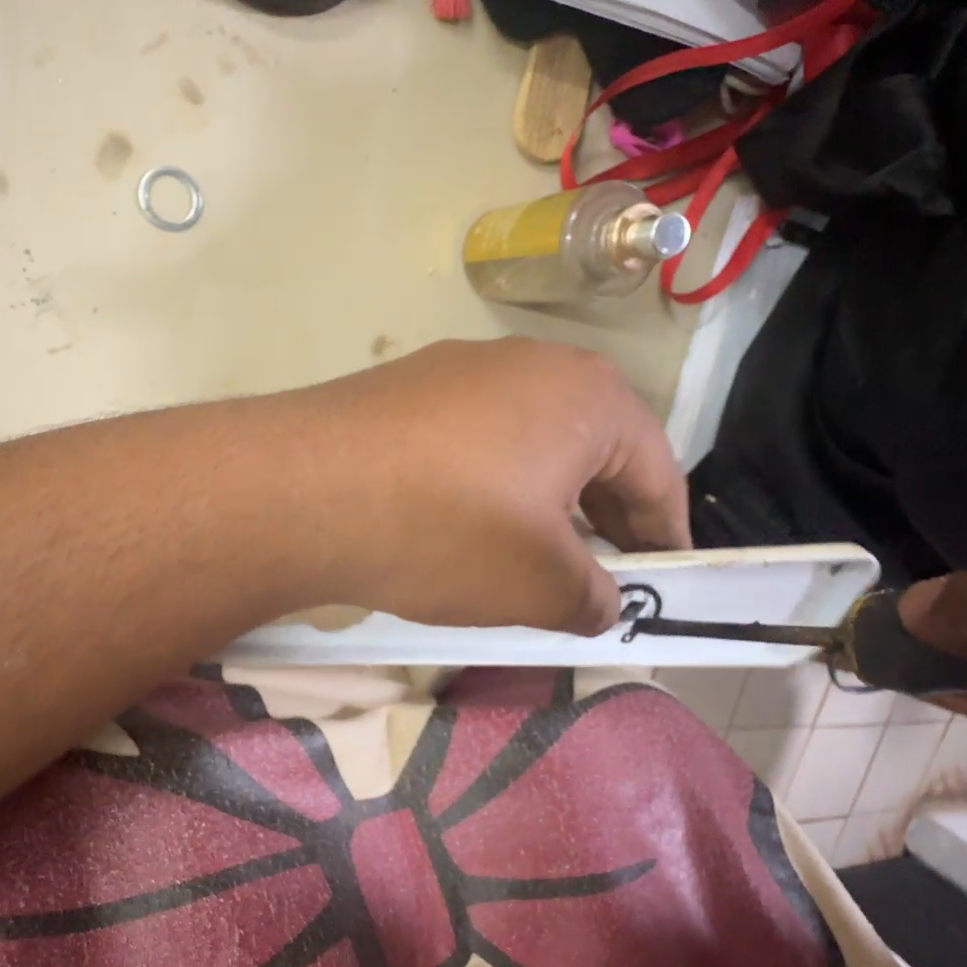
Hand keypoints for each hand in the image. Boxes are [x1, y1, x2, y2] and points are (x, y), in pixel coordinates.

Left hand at [282, 337, 690, 635]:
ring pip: (535, 443)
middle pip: (597, 450)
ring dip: (549, 502)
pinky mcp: (411, 387)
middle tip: (603, 578)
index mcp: (590, 397)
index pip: (658, 473)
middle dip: (607, 519)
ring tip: (537, 559)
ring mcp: (465, 367)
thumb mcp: (540, 585)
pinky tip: (468, 527)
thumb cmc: (446, 531)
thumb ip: (593, 598)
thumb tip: (602, 602)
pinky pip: (479, 438)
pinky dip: (494, 484)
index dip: (665, 537)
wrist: (300, 491)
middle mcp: (535, 363)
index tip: (663, 584)